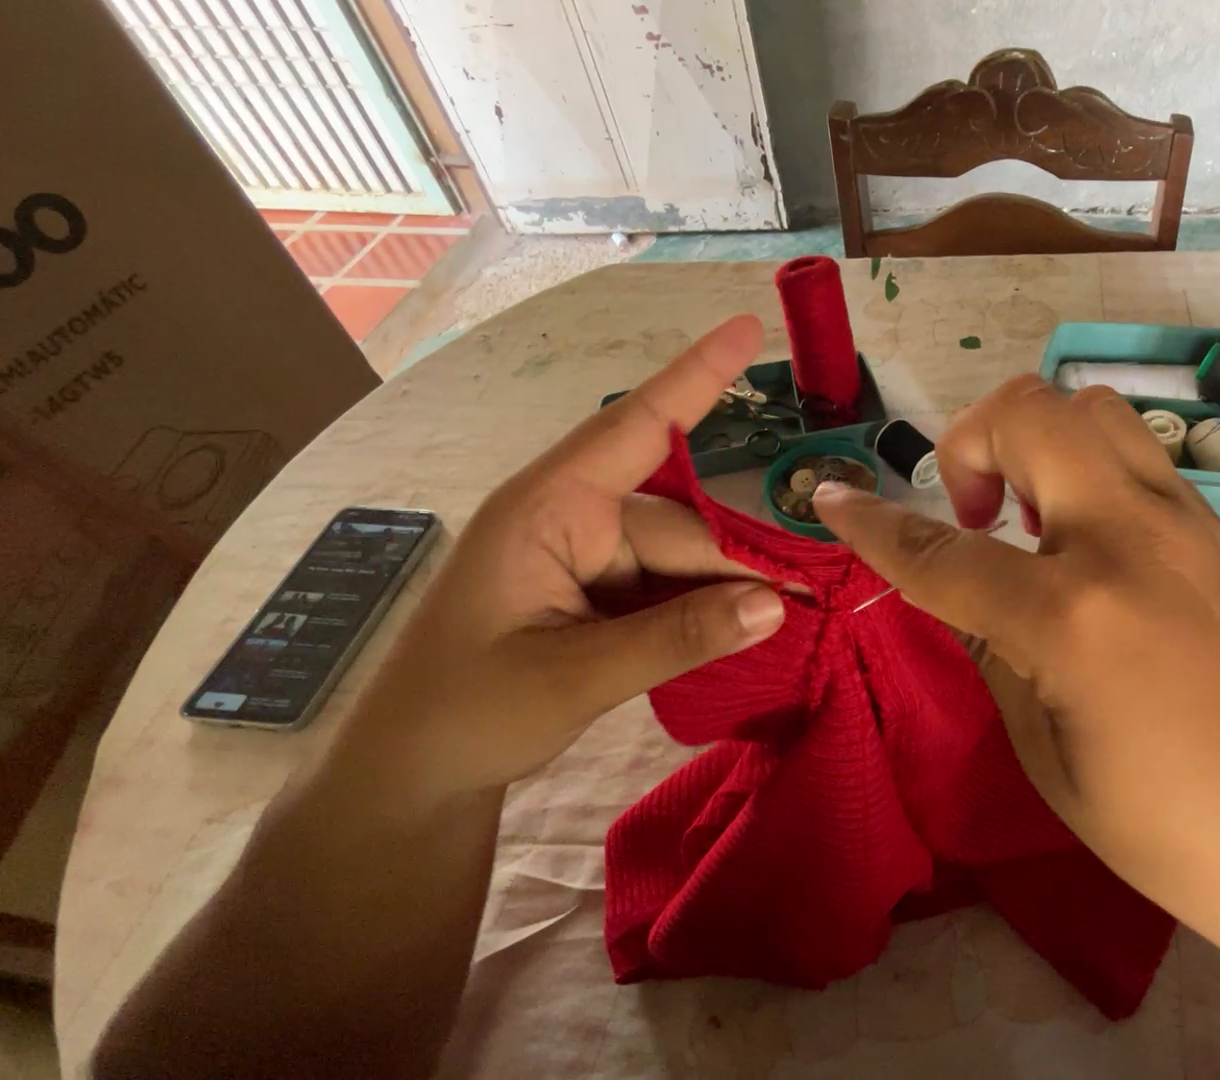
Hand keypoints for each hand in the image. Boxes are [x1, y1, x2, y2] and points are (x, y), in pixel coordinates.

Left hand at [336, 315, 783, 801]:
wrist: (414, 774)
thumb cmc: (465, 711)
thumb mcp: (573, 677)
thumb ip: (677, 638)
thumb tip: (774, 607)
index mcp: (547, 511)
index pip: (635, 428)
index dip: (695, 378)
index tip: (748, 328)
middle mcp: (572, 520)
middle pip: (681, 525)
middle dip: (737, 566)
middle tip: (805, 605)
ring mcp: (587, 560)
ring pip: (683, 561)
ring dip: (723, 594)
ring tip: (776, 627)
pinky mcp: (600, 596)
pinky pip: (669, 589)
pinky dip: (703, 612)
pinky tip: (736, 634)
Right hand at [809, 378, 1219, 1079]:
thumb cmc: (1171, 833)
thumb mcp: (1047, 756)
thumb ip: (998, 652)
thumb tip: (975, 596)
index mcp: (1074, 614)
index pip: (943, 551)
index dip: (873, 526)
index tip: (833, 499)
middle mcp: (1134, 540)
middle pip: (1030, 413)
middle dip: (970, 442)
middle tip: (972, 516)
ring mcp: (1194, 527)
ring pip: (1096, 413)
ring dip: (1039, 445)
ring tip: (1034, 526)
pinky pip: (1143, 463)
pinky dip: (1093, 475)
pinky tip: (1096, 553)